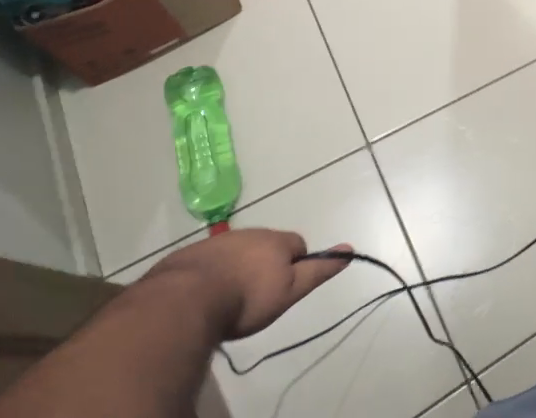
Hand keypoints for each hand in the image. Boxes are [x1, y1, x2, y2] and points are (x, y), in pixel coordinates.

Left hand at [143, 228, 351, 338]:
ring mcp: (218, 242)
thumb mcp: (289, 290)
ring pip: (237, 251)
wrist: (186, 300)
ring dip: (238, 266)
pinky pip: (208, 260)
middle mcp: (250, 234)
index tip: (283, 288)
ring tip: (229, 296)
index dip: (295, 264)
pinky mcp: (190, 254)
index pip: (297, 245)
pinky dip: (211, 272)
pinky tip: (204, 294)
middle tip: (256, 296)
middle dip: (265, 264)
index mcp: (276, 241)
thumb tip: (350, 249)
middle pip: (266, 245)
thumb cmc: (246, 298)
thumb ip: (318, 270)